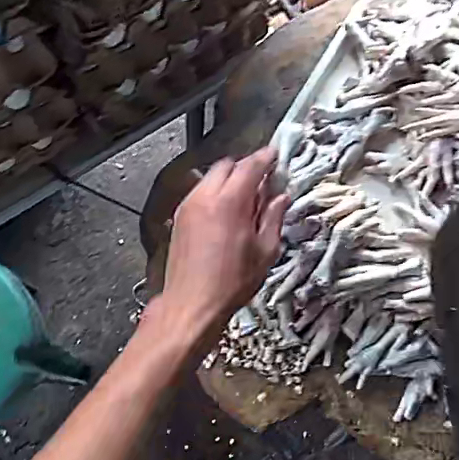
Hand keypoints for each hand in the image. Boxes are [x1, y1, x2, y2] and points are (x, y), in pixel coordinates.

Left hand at [150, 147, 288, 349]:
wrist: (191, 303)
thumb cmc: (231, 282)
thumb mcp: (264, 251)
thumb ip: (272, 218)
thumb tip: (280, 198)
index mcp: (229, 202)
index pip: (250, 166)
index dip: (265, 158)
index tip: (275, 156)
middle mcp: (204, 197)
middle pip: (227, 165)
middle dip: (246, 168)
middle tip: (262, 182)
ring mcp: (188, 206)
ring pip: (210, 178)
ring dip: (228, 180)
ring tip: (245, 200)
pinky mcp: (179, 218)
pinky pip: (199, 193)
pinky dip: (214, 193)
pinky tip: (225, 213)